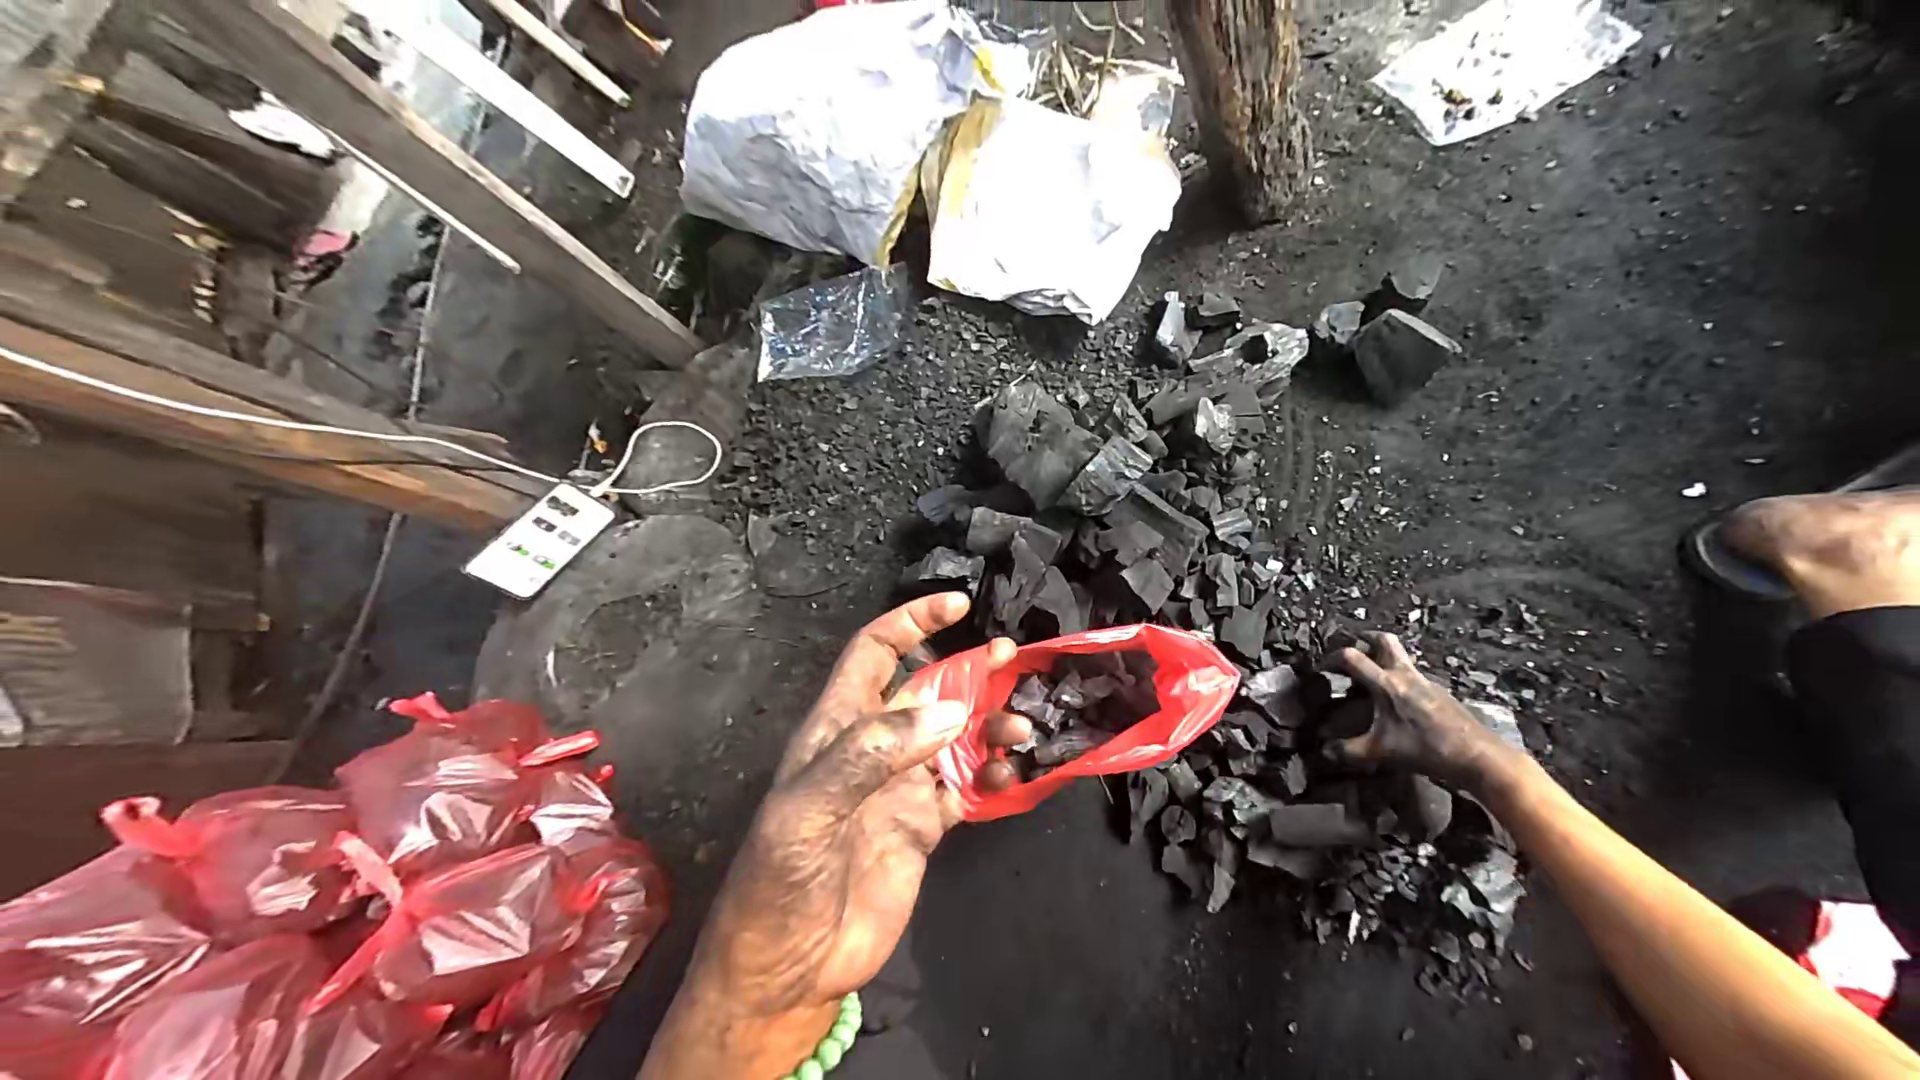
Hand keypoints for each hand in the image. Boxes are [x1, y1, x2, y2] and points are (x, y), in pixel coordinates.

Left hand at [643, 593, 1028, 1078]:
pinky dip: (996, 775)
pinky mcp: (925, 825)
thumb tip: (950, 711)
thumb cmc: (781, 880)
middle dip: (970, 669)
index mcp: (840, 726)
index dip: (912, 622)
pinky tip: (1013, 775)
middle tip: (1011, 660)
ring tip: (1021, 729)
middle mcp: (877, 746)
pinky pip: (970, 786)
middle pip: (931, 689)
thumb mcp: (808, 809)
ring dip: (992, 724)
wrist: (788, 968)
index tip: (957, 604)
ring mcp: (904, 785)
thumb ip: (873, 754)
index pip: (876, 652)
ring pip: (959, 735)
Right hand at [1325, 631, 1524, 790]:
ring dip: (1385, 659)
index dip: (1332, 658)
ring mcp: (1427, 682)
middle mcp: (1406, 675)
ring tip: (1372, 677)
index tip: (1323, 669)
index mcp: (1387, 684)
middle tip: (1354, 648)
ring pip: (1402, 658)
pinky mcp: (1441, 693)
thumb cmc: (1427, 749)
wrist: (1480, 757)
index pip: (1352, 657)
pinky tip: (1398, 701)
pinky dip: (1401, 678)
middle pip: (1385, 641)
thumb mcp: (1382, 752)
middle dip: (1366, 639)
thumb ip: (1350, 750)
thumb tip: (1325, 751)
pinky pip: (1415, 676)